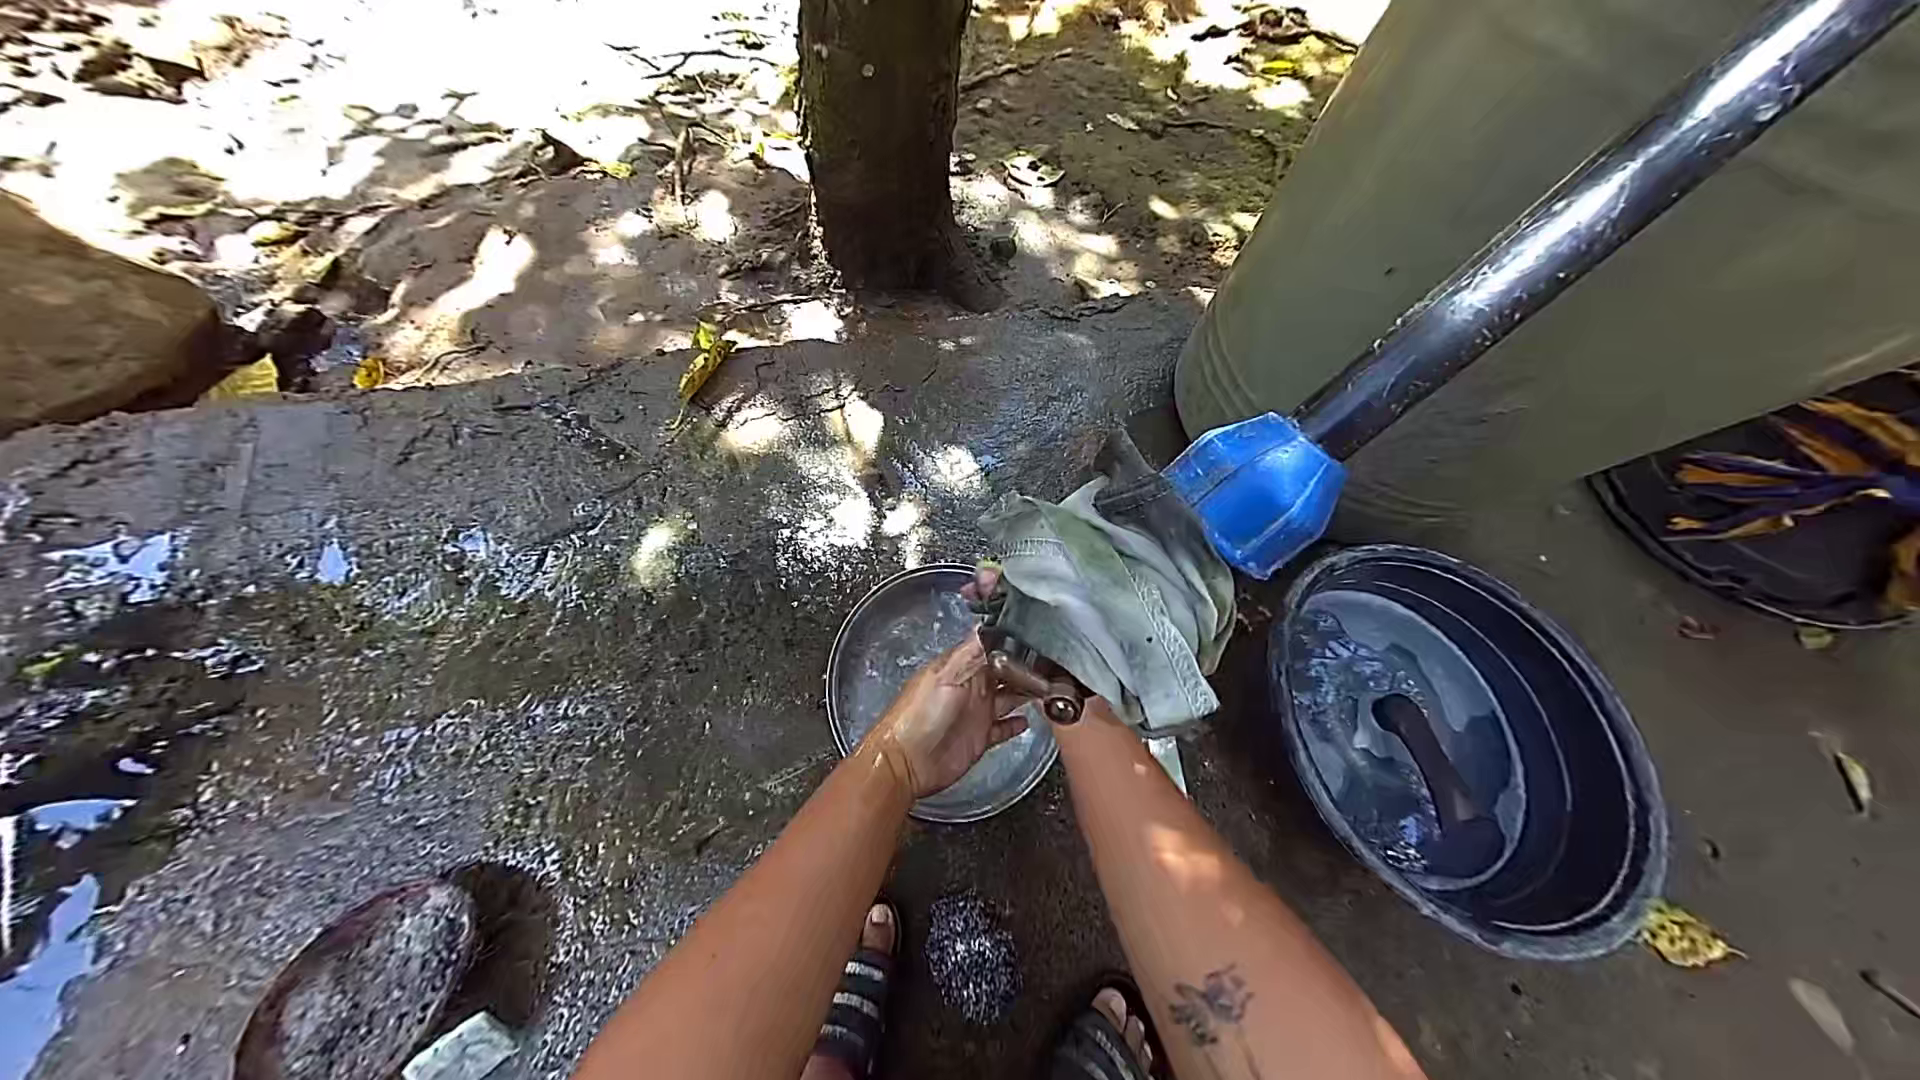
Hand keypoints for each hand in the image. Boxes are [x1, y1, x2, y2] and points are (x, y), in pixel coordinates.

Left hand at [865, 631, 1033, 797]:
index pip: (993, 648)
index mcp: (961, 667)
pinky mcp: (979, 737)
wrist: (904, 762)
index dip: (1015, 645)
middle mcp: (971, 687)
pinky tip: (1028, 720)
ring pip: (1009, 697)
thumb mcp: (947, 675)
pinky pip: (1003, 727)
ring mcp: (975, 712)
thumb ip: (972, 653)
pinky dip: (1016, 724)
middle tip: (1052, 665)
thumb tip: (991, 626)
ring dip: (1027, 692)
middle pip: (1006, 672)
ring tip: (1048, 687)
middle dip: (1027, 667)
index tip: (1039, 642)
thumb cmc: (918, 716)